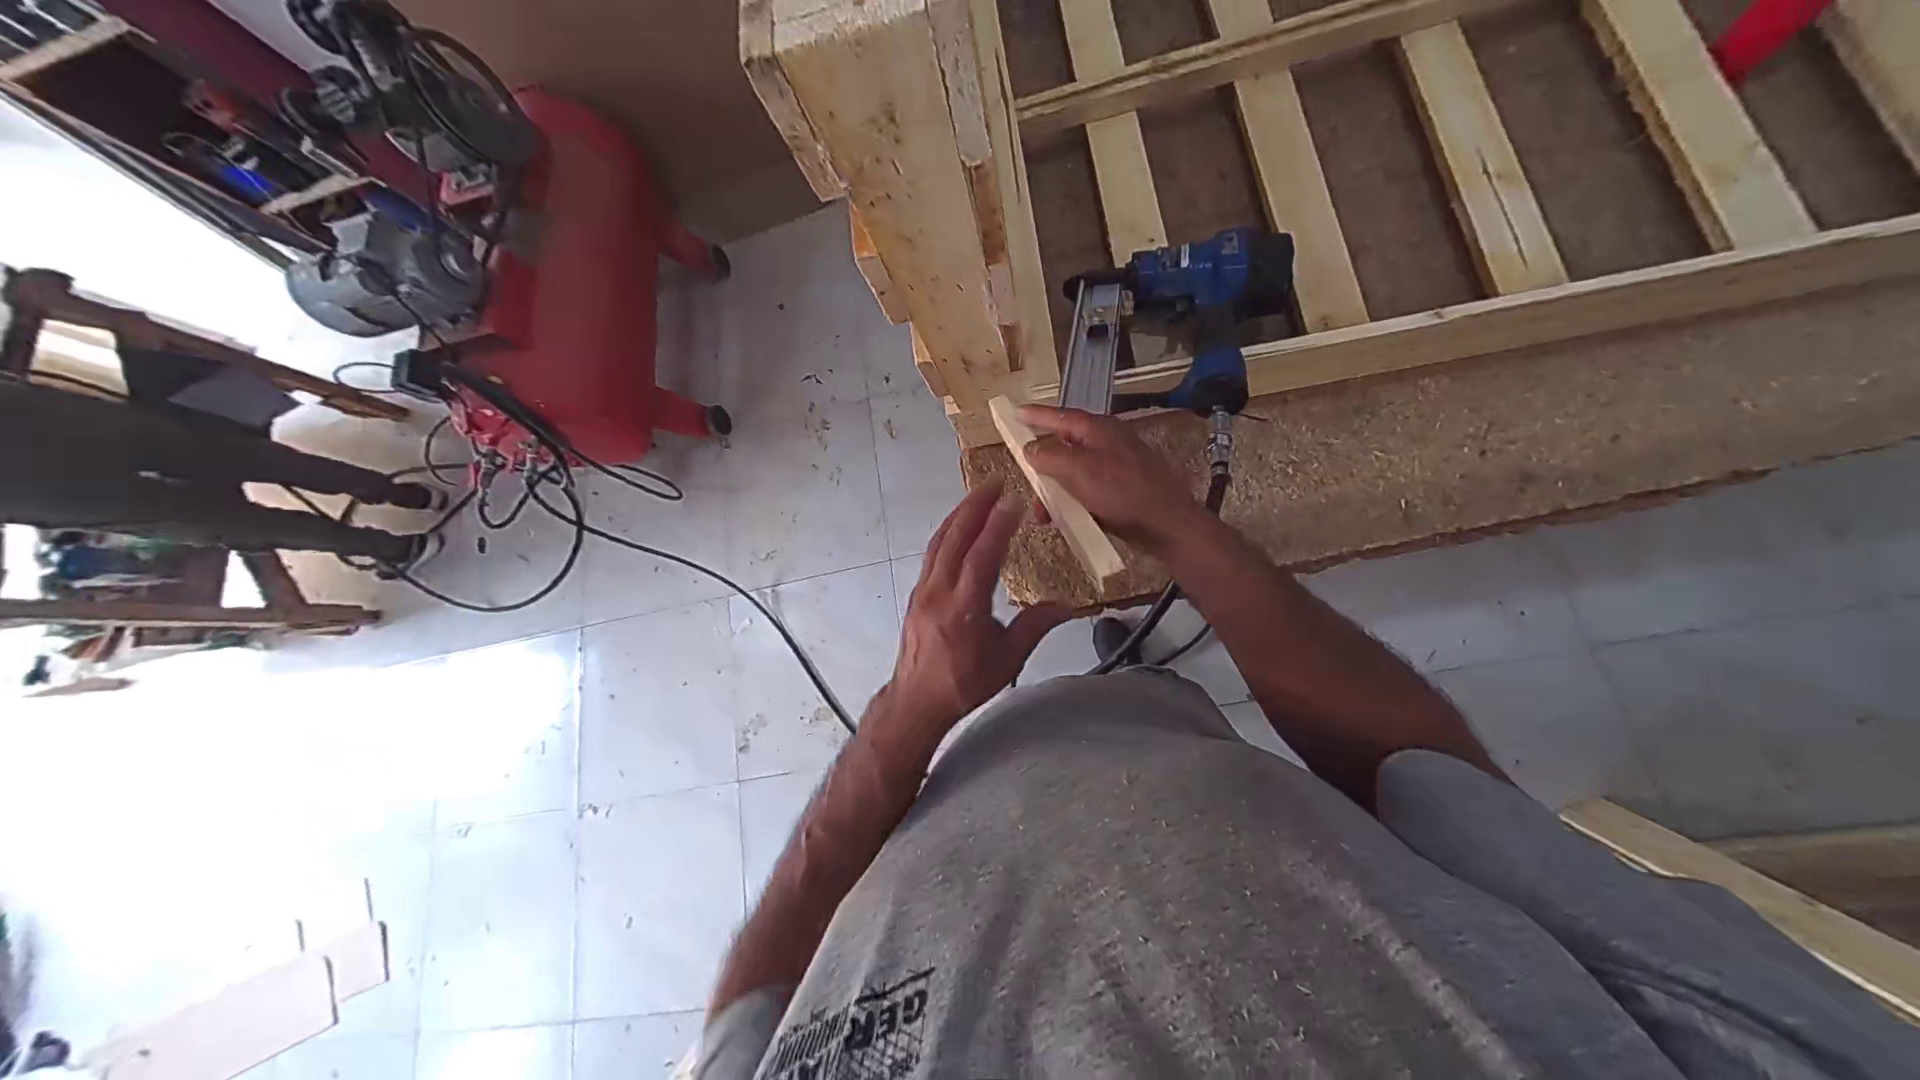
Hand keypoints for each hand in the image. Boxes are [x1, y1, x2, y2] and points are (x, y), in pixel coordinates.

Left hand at [882, 482, 1070, 738]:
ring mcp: (924, 591)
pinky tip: (957, 525)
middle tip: (994, 482)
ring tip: (978, 494)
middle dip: (975, 507)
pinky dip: (946, 533)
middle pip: (955, 540)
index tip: (1011, 502)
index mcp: (964, 610)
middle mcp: (940, 593)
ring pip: (939, 543)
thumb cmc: (964, 683)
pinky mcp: (917, 593)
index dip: (996, 527)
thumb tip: (1066, 607)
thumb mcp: (1007, 660)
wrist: (917, 700)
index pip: (981, 558)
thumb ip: (1034, 627)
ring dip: (958, 515)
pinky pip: (932, 554)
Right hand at [1018, 405, 1204, 550]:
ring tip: (1042, 513)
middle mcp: (1106, 443)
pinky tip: (1062, 519)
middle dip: (1041, 466)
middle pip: (1063, 446)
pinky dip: (1070, 503)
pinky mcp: (1118, 490)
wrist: (1167, 525)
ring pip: (1072, 473)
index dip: (1036, 415)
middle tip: (1025, 479)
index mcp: (1098, 430)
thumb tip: (1030, 449)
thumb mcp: (1080, 471)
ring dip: (1053, 492)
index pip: (1060, 416)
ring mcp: (1114, 467)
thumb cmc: (1124, 493)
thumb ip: (1050, 457)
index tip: (1015, 412)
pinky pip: (1085, 491)